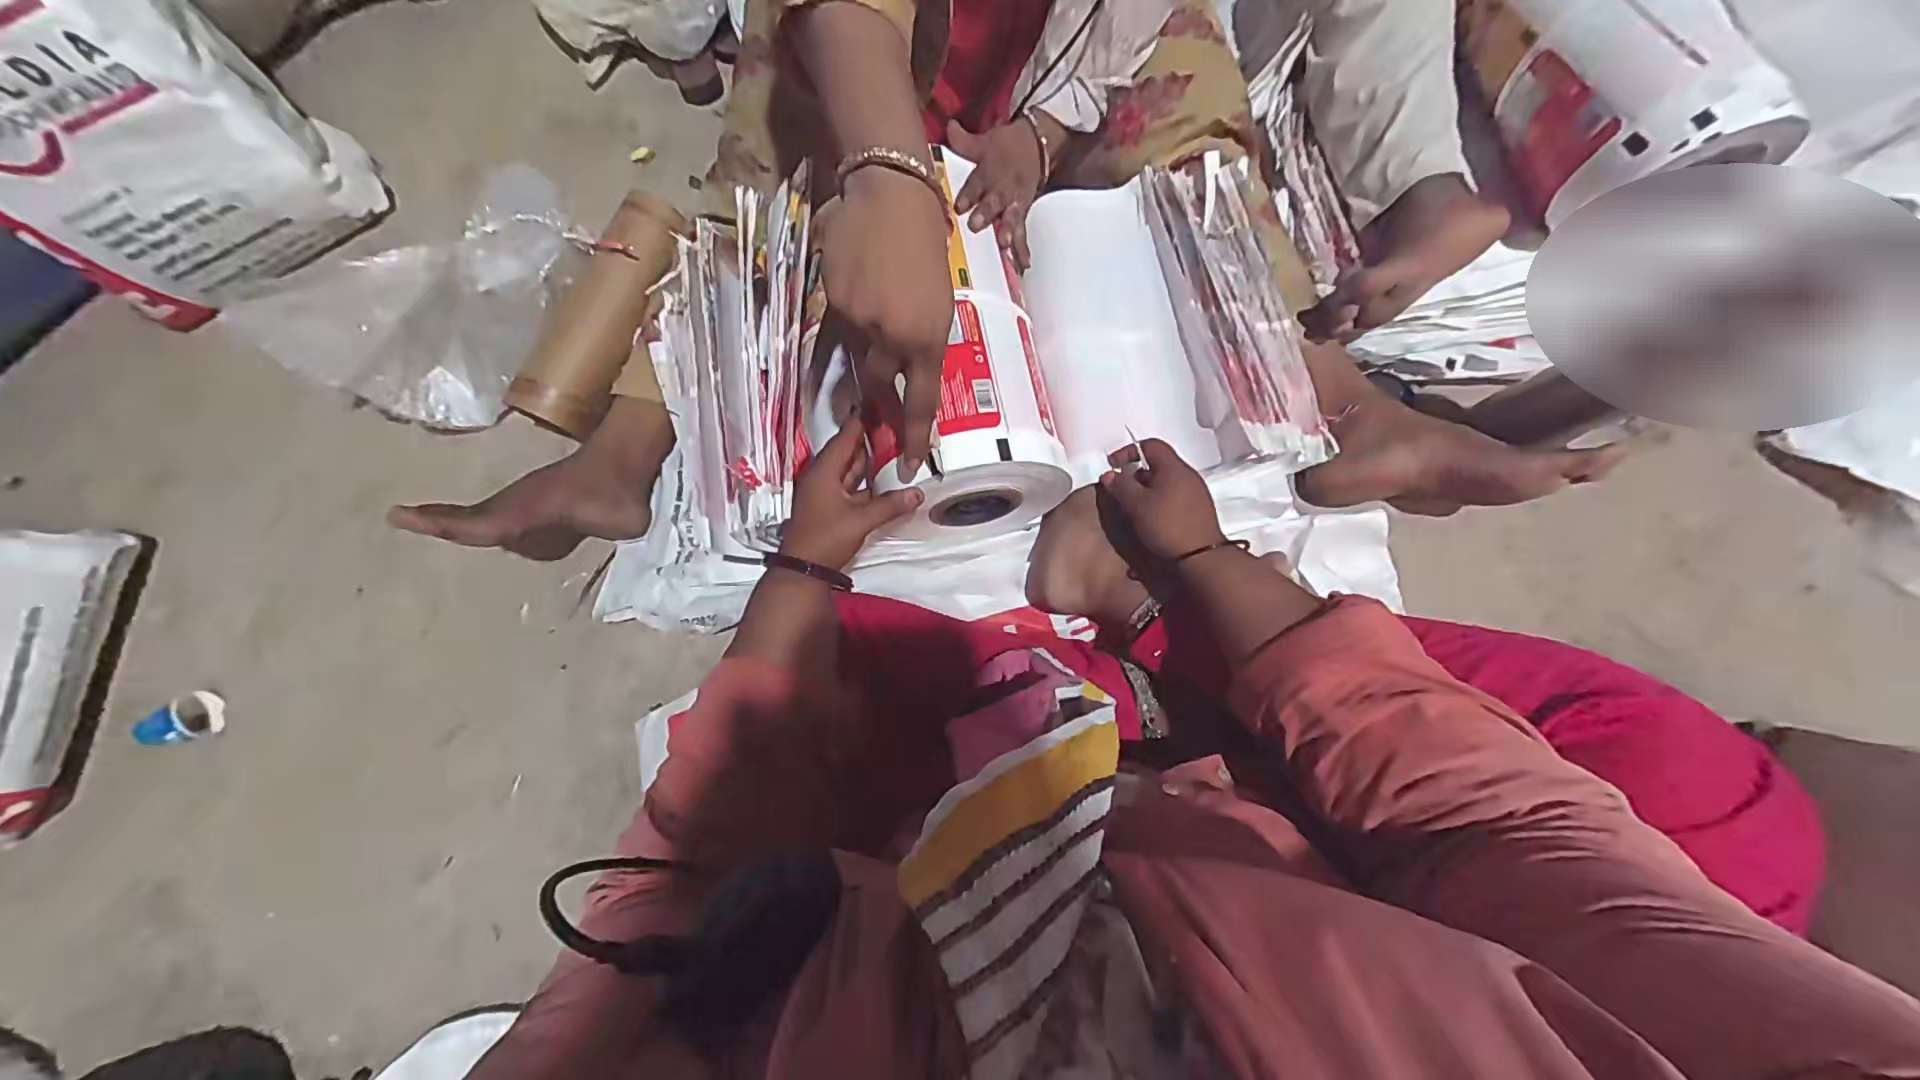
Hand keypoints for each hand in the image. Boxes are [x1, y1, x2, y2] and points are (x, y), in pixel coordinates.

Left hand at [779, 416, 924, 569]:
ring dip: (869, 462)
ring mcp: (825, 492)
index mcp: (824, 471)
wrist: (803, 570)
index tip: (879, 404)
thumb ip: (890, 505)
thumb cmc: (827, 538)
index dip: (861, 421)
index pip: (845, 437)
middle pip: (848, 452)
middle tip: (895, 426)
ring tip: (894, 448)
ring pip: (850, 470)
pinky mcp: (829, 506)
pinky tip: (883, 479)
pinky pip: (850, 486)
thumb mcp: (861, 521)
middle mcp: (822, 476)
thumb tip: (918, 493)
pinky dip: (865, 481)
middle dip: (870, 440)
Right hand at [817, 166, 953, 481]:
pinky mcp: (831, 302)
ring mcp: (858, 321)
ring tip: (874, 307)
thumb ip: (922, 339)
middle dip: (878, 398)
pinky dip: (847, 315)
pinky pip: (837, 325)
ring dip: (863, 343)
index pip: (921, 401)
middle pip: (879, 386)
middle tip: (879, 404)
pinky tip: (857, 284)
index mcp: (928, 337)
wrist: (891, 194)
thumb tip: (905, 369)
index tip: (911, 464)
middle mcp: (891, 337)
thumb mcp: (939, 299)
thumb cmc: (926, 244)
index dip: (915, 436)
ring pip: (855, 353)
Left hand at [948, 118, 1049, 270]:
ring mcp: (1014, 203)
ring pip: (1010, 218)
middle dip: (986, 213)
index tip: (959, 207)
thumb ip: (964, 141)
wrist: (1038, 144)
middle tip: (977, 225)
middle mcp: (1001, 189)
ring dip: (1008, 231)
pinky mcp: (1023, 214)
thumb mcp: (984, 141)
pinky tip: (1024, 265)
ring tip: (1006, 243)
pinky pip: (1023, 233)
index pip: (975, 184)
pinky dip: (1024, 249)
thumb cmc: (1005, 146)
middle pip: (993, 202)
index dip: (968, 195)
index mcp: (988, 172)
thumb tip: (948, 126)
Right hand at [1097, 439, 1226, 559]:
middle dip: (1135, 474)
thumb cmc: (1167, 525)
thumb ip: (1120, 486)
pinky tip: (1149, 519)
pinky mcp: (1197, 510)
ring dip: (1145, 490)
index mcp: (1174, 468)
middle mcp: (1187, 476)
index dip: (1128, 451)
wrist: (1201, 557)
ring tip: (1132, 507)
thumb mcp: (1137, 505)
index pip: (1151, 445)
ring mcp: (1195, 493)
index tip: (1113, 465)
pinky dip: (1157, 501)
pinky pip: (1173, 496)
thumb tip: (1108, 474)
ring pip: (1164, 482)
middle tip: (1121, 490)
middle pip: (1158, 464)